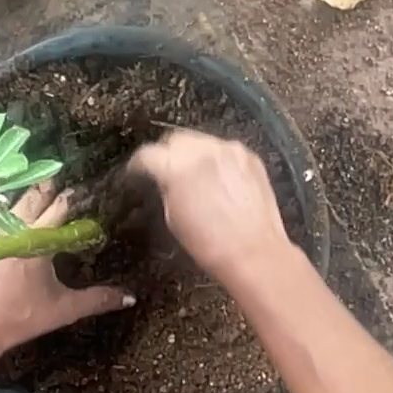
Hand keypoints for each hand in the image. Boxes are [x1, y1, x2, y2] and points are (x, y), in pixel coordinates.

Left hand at [0, 182, 134, 359]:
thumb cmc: (19, 318)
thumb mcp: (63, 310)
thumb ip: (97, 300)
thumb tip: (129, 296)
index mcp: (38, 241)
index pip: (62, 206)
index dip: (75, 197)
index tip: (83, 193)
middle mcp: (11, 227)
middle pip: (33, 194)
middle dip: (48, 187)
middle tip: (59, 184)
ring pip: (6, 199)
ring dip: (21, 196)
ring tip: (31, 196)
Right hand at [129, 129, 294, 283]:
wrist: (255, 253)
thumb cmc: (210, 246)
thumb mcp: (173, 220)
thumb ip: (165, 190)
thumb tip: (164, 180)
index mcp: (177, 168)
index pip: (147, 154)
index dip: (138, 165)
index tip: (136, 173)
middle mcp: (203, 150)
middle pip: (175, 139)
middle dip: (166, 153)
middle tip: (164, 172)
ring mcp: (230, 150)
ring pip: (201, 141)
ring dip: (191, 154)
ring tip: (192, 177)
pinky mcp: (250, 157)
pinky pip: (224, 150)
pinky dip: (215, 160)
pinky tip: (218, 180)